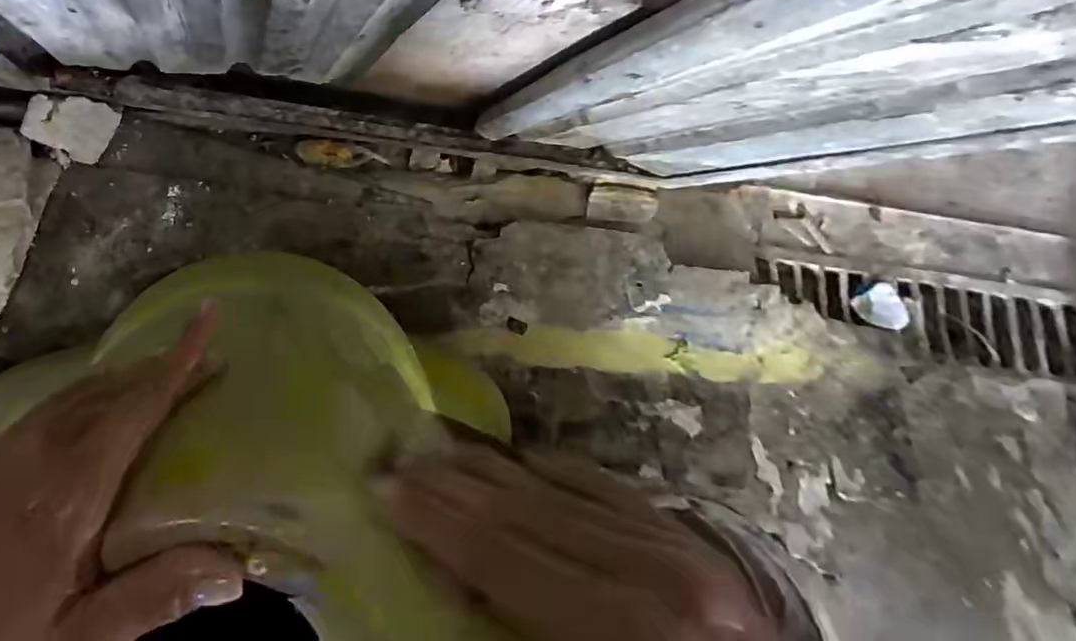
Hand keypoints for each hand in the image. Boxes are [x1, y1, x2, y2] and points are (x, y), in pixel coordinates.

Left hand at [0, 307, 241, 640]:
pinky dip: (92, 391)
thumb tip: (235, 573)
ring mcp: (8, 449)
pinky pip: (55, 404)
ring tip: (163, 377)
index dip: (182, 358)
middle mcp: (44, 450)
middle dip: (165, 366)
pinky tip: (95, 412)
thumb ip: (151, 599)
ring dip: (129, 376)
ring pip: (84, 391)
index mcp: (74, 489)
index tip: (209, 312)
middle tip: (207, 363)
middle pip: (117, 388)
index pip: (141, 405)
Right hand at [381, 445, 778, 640]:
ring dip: (491, 469)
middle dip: (453, 484)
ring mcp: (678, 547)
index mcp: (626, 627)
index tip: (385, 486)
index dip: (436, 519)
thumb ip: (513, 627)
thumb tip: (451, 582)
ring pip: (560, 488)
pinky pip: (608, 487)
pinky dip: (556, 470)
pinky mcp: (690, 540)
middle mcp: (654, 573)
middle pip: (526, 510)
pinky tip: (522, 458)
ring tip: (440, 452)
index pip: (504, 556)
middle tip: (398, 459)